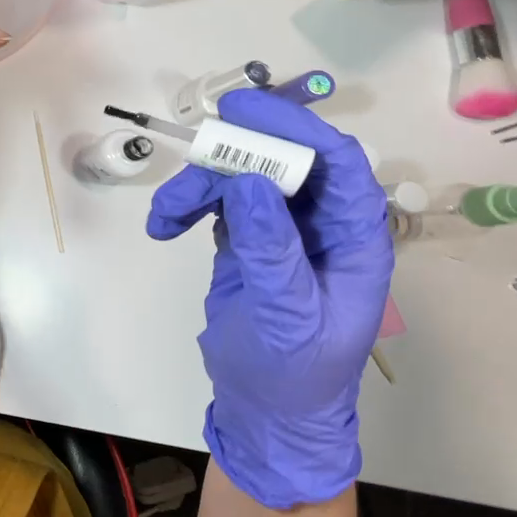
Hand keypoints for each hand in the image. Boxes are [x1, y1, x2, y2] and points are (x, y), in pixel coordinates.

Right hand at [145, 89, 393, 508]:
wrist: (266, 408)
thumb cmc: (291, 369)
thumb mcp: (285, 314)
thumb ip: (271, 249)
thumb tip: (247, 182)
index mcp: (352, 239)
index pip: (336, 164)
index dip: (296, 129)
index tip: (242, 109)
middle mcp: (320, 227)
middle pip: (281, 163)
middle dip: (234, 154)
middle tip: (194, 149)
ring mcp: (281, 233)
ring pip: (240, 180)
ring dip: (197, 187)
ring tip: (163, 218)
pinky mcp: (246, 243)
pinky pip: (218, 203)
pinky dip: (187, 207)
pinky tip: (163, 228)